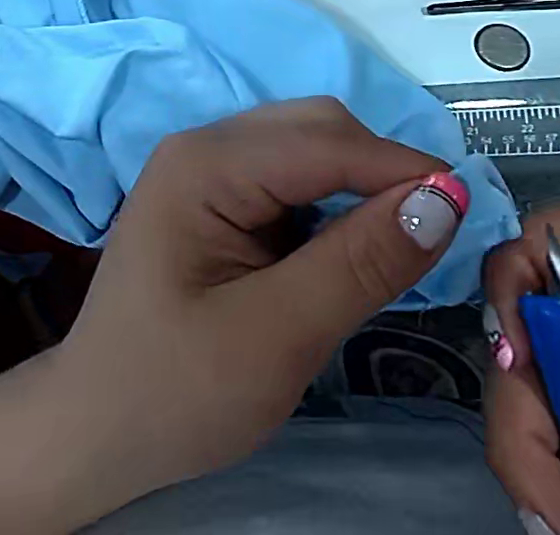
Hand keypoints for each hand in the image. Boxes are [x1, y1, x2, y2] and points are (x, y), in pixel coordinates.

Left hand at [0, 99, 467, 534]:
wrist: (93, 429)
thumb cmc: (172, 392)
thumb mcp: (275, 337)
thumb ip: (359, 264)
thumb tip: (444, 199)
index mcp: (203, 165)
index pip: (324, 143)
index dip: (401, 169)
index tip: (465, 208)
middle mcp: (205, 146)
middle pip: (317, 130)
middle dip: (379, 172)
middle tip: (427, 235)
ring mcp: (209, 167)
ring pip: (312, 148)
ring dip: (360, 186)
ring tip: (391, 244)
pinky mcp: (219, 194)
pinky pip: (295, 177)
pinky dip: (334, 202)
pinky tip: (344, 245)